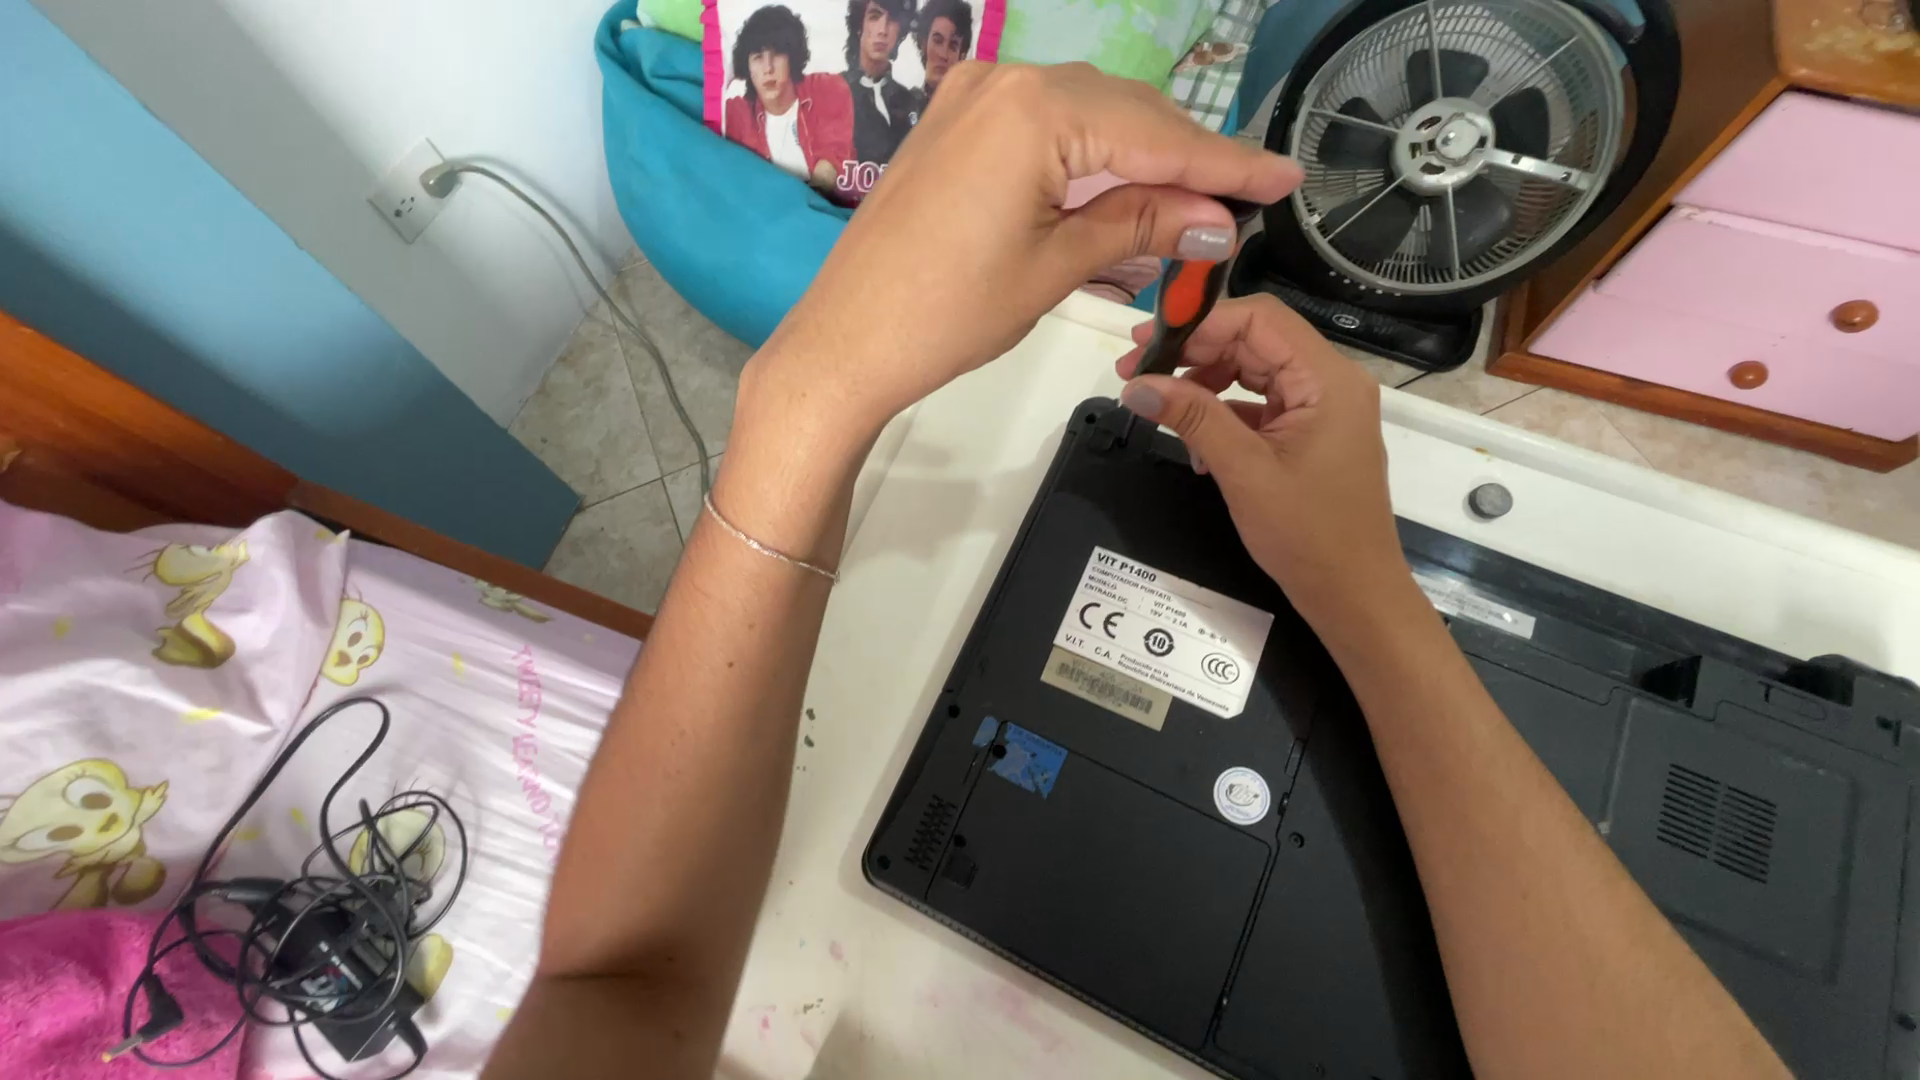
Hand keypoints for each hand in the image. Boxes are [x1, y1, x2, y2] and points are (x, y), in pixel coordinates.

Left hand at [751, 62, 1302, 434]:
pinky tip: (1116, 197)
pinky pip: (1041, 133)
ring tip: (1187, 209)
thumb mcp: (1054, 269)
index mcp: (1036, 108)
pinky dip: (1084, 165)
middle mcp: (1005, 80)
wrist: (847, 343)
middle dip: (1183, 161)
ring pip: (1083, 121)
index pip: (1156, 133)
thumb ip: (1138, 225)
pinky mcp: (953, 128)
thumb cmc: (948, 315)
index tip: (1282, 179)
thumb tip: (1214, 217)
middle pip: (1123, 116)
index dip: (1225, 162)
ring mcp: (971, 99)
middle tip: (1237, 204)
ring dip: (1135, 164)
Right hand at [1114, 295, 1406, 621]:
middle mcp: (1329, 382)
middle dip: (1192, 353)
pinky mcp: (1308, 434)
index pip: (1259, 320)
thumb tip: (1136, 386)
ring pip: (1252, 373)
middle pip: (1253, 342)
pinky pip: (1258, 406)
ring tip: (1158, 406)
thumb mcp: (1243, 472)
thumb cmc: (1307, 534)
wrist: (1352, 593)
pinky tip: (1193, 443)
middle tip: (1135, 374)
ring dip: (1202, 385)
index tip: (1144, 343)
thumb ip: (1192, 419)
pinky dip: (1221, 415)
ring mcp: (1320, 409)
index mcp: (1327, 380)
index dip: (1199, 323)